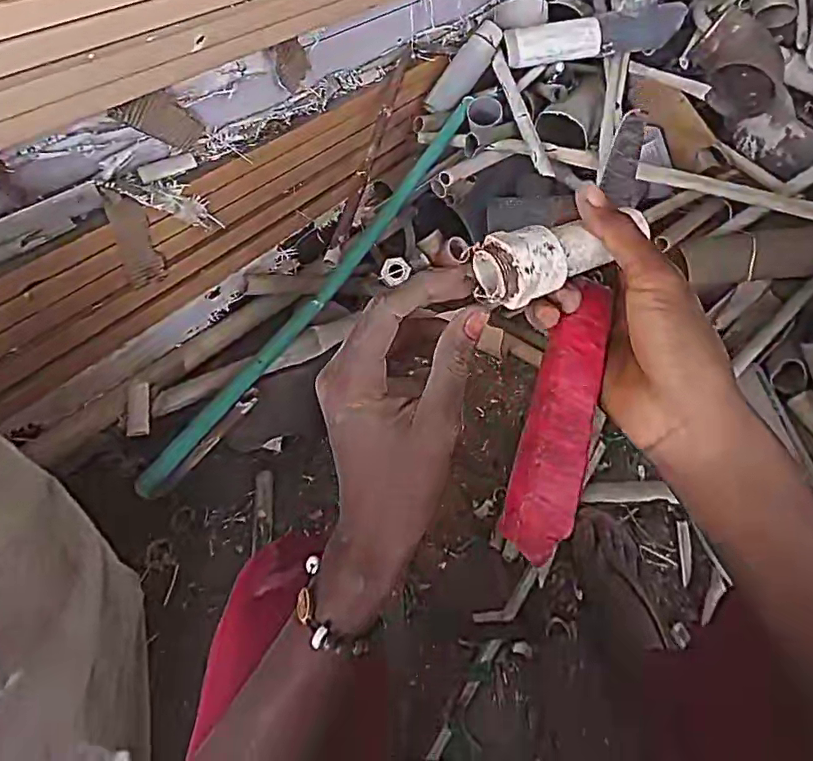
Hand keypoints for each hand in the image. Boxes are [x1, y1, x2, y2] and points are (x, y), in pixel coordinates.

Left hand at [313, 266, 484, 630]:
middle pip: (383, 313)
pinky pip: (386, 349)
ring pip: (386, 328)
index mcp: (350, 378)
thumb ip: (454, 362)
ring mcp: (344, 379)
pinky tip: (446, 340)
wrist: (377, 532)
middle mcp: (339, 371)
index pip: (387, 310)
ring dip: (425, 318)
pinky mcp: (356, 388)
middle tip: (469, 288)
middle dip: (429, 297)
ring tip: (465, 310)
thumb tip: (474, 317)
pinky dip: (416, 341)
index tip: (463, 279)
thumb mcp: (437, 422)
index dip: (428, 288)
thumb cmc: (402, 491)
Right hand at [527, 186, 735, 459]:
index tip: (556, 227)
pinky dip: (545, 320)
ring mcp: (597, 324)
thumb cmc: (686, 352)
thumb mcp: (655, 279)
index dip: (575, 231)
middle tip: (547, 265)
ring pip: (556, 295)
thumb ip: (620, 236)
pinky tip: (553, 321)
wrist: (680, 416)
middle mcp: (617, 296)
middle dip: (555, 264)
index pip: (599, 239)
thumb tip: (592, 197)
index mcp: (641, 273)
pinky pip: (551, 328)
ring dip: (550, 293)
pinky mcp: (579, 351)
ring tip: (562, 303)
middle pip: (572, 267)